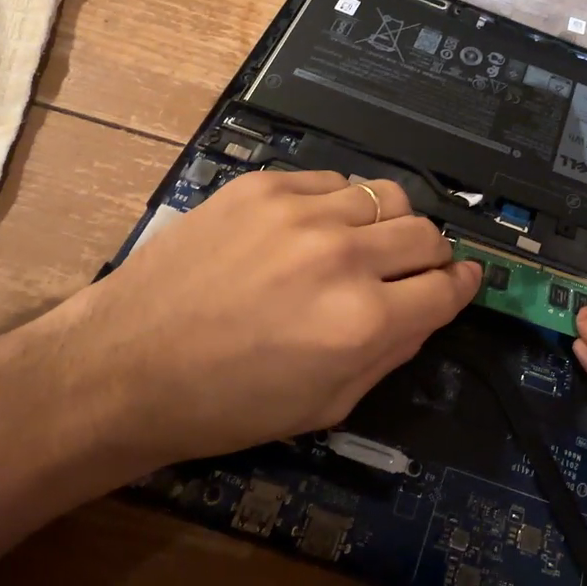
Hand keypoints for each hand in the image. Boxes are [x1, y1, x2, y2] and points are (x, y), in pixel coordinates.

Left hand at [46, 169, 480, 466]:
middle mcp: (343, 257)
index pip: (446, 287)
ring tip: (365, 242)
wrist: (123, 365)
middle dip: (430, 256)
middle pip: (427, 232)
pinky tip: (315, 228)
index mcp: (362, 322)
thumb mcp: (325, 405)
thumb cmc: (226, 404)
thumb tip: (430, 307)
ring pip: (387, 195)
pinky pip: (333, 180)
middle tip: (409, 271)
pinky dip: (340, 205)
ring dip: (390, 222)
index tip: (464, 281)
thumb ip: (391, 353)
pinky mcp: (264, 185)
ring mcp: (301, 212)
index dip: (463, 286)